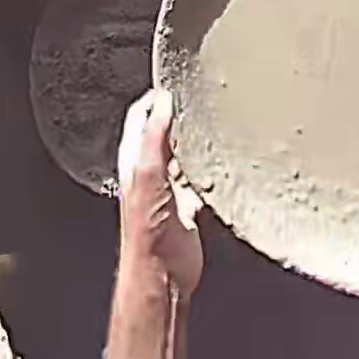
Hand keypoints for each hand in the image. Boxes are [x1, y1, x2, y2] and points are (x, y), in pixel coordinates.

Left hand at [116, 89, 202, 296]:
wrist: (161, 275)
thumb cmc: (147, 229)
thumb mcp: (149, 173)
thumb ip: (155, 136)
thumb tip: (163, 100)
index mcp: (134, 157)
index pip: (141, 116)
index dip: (154, 99)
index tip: (174, 83)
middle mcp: (150, 168)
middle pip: (163, 131)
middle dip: (178, 115)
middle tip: (199, 99)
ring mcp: (169, 186)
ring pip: (183, 153)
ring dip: (196, 141)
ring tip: (214, 123)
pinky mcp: (188, 203)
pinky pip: (201, 179)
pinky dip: (211, 170)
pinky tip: (224, 163)